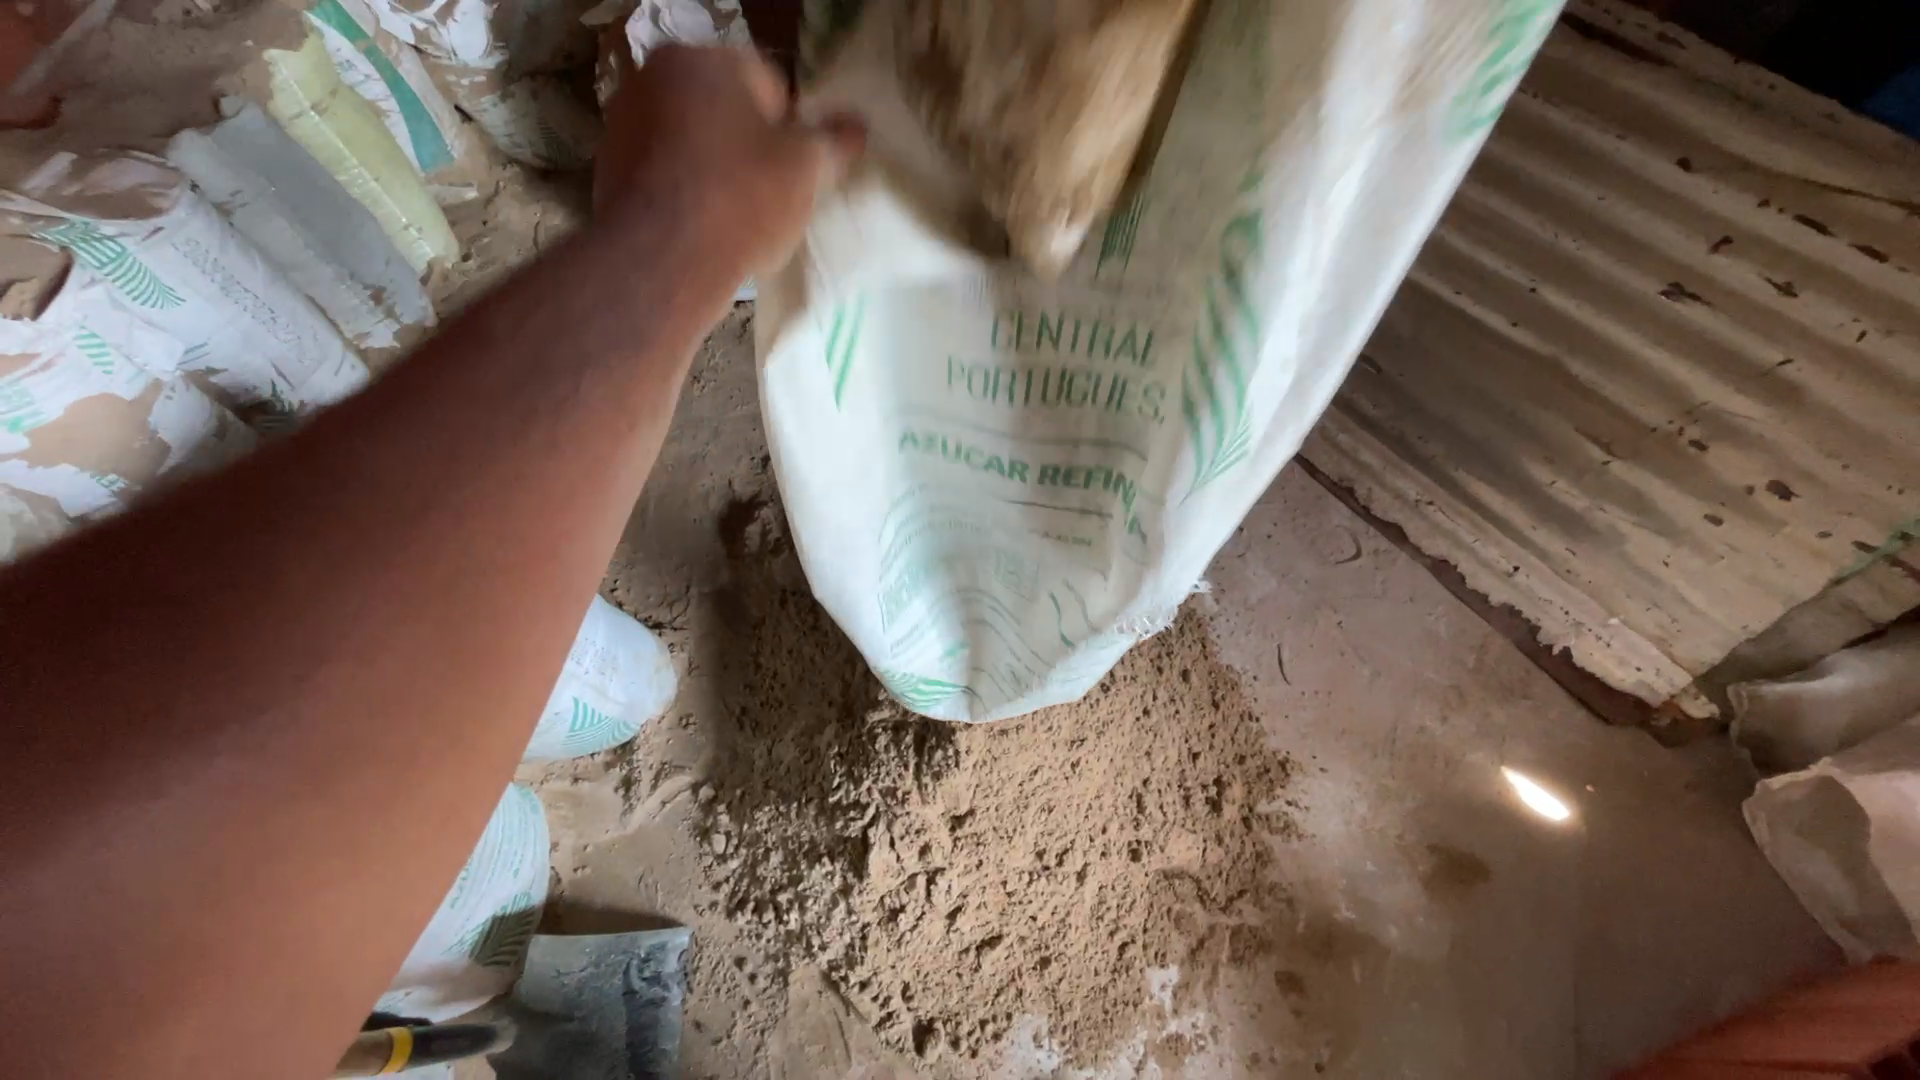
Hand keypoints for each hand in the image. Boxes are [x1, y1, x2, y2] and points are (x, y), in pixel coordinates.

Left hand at [594, 45, 862, 281]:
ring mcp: (624, 125)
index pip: (769, 83)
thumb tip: (856, 127)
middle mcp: (651, 77)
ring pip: (695, 146)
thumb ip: (833, 143)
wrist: (664, 262)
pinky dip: (690, 197)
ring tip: (743, 220)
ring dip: (721, 174)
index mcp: (702, 59)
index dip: (795, 130)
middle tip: (777, 196)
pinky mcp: (610, 173)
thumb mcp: (806, 170)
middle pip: (726, 113)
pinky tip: (708, 231)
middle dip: (754, 149)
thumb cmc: (742, 201)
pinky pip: (667, 177)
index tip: (802, 172)